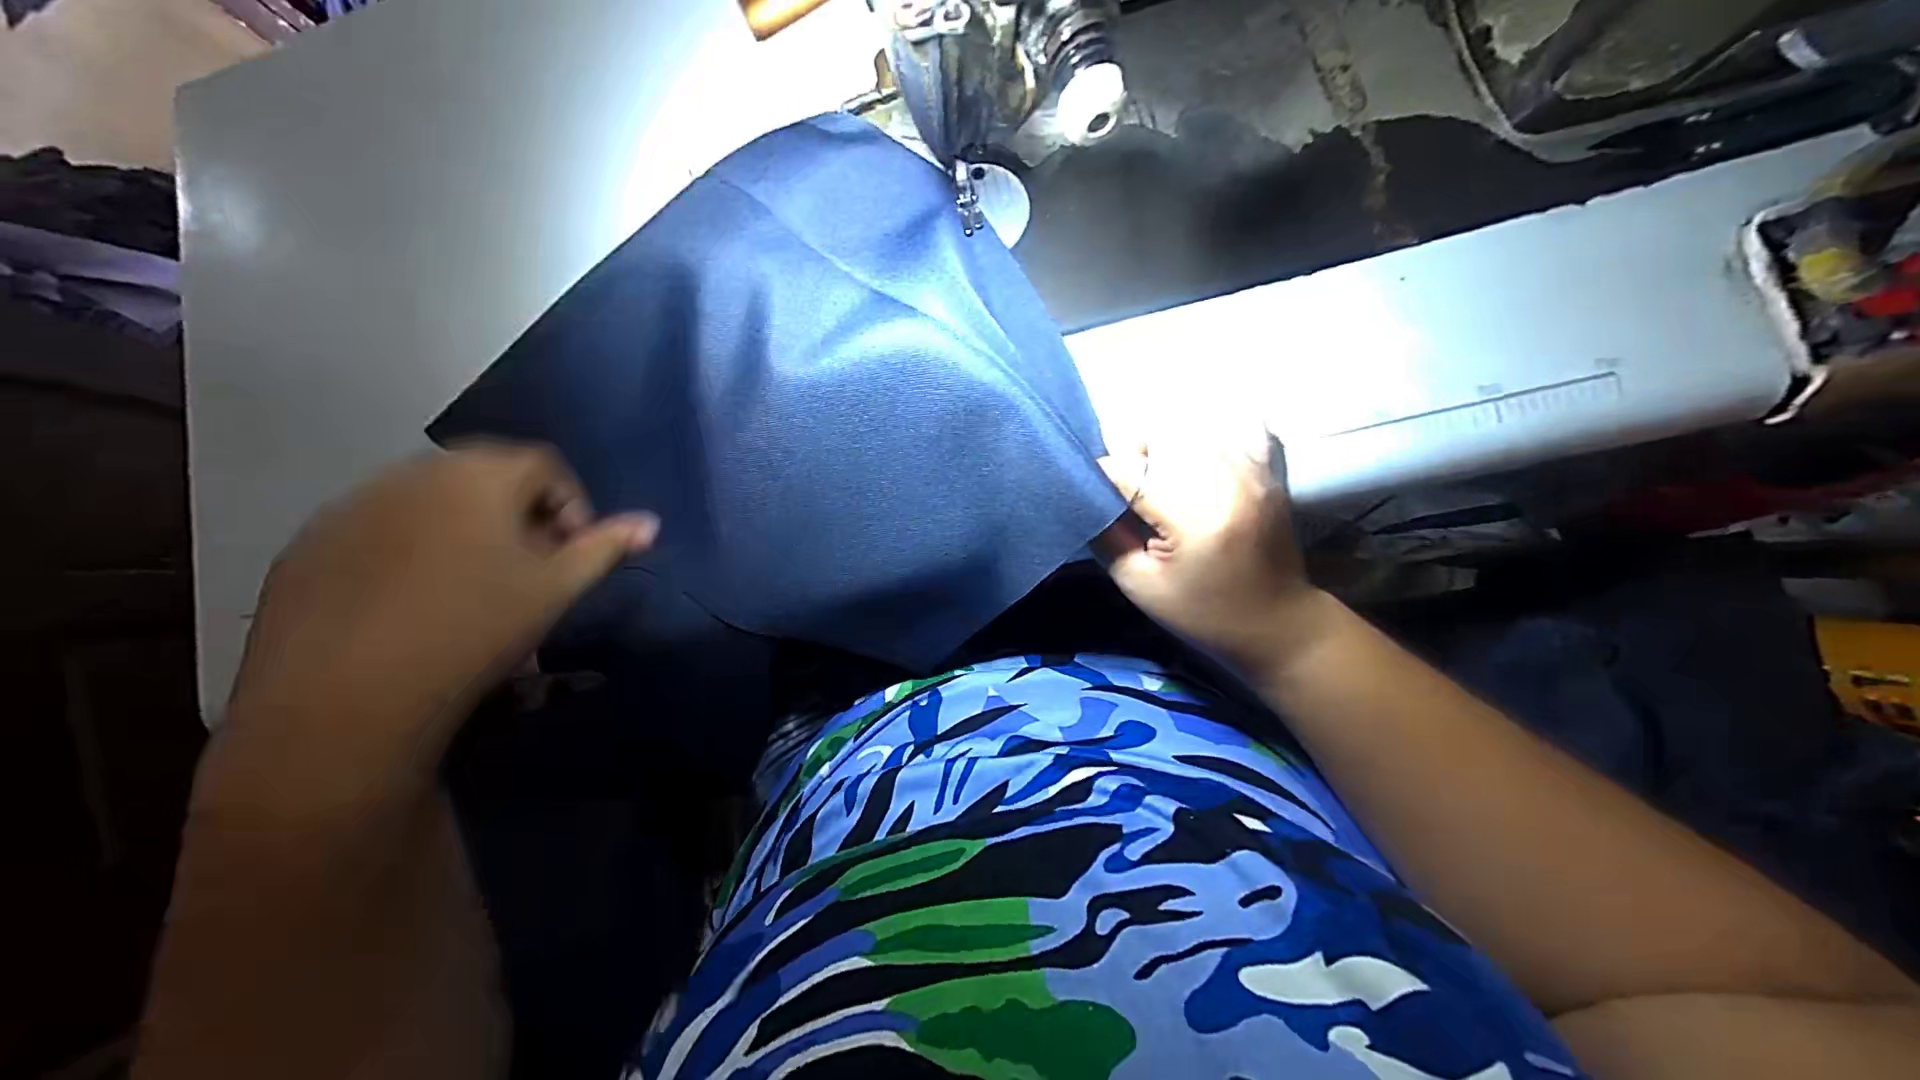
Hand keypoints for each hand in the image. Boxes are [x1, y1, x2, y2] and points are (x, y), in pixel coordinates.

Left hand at [228, 443, 656, 749]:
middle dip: (521, 512)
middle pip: (487, 473)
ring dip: (466, 524)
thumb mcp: (556, 590)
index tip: (573, 551)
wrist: (347, 698)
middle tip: (530, 566)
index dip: (572, 503)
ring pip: (432, 496)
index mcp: (480, 476)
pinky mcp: (312, 539)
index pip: (545, 464)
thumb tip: (650, 522)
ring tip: (474, 582)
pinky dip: (411, 543)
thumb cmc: (475, 632)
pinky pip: (381, 523)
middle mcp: (415, 471)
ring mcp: (355, 502)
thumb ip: (604, 547)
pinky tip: (413, 596)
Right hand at [1097, 434, 1330, 671]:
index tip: (1091, 491)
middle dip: (1133, 454)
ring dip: (1165, 445)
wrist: (1277, 623)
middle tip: (1130, 488)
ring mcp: (1253, 469)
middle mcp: (1227, 481)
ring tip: (1161, 476)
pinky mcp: (1268, 467)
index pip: (1129, 472)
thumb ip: (1107, 536)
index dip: (1102, 477)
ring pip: (1191, 426)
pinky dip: (1208, 436)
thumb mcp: (1140, 585)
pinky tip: (1197, 458)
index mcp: (1195, 517)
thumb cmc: (1204, 613)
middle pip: (1160, 434)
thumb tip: (1089, 495)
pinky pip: (1235, 425)